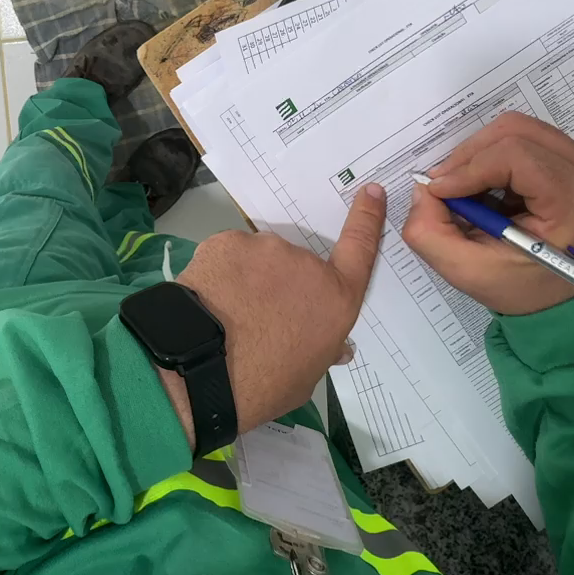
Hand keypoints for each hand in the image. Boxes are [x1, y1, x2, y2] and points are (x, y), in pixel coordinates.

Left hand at [161, 184, 386, 446]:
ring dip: (246, 277)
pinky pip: (227, 254)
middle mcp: (304, 264)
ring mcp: (264, 248)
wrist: (203, 366)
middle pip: (294, 266)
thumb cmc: (264, 383)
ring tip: (226, 310)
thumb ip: (321, 349)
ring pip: (257, 259)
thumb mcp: (306, 375)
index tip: (370, 191)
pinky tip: (207, 295)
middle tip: (254, 315)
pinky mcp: (227, 241)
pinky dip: (219, 272)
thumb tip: (336, 345)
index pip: (359, 249)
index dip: (367, 218)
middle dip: (278, 285)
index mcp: (334, 298)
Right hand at [400, 111, 573, 314]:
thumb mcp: (465, 271)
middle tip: (445, 186)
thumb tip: (423, 189)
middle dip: (468, 156)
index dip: (468, 168)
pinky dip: (494, 156)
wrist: (566, 302)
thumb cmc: (523, 289)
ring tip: (465, 186)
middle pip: (515, 132)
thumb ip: (429, 230)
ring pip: (517, 129)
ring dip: (479, 154)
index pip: (516, 155)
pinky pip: (525, 138)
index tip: (438, 191)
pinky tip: (487, 186)